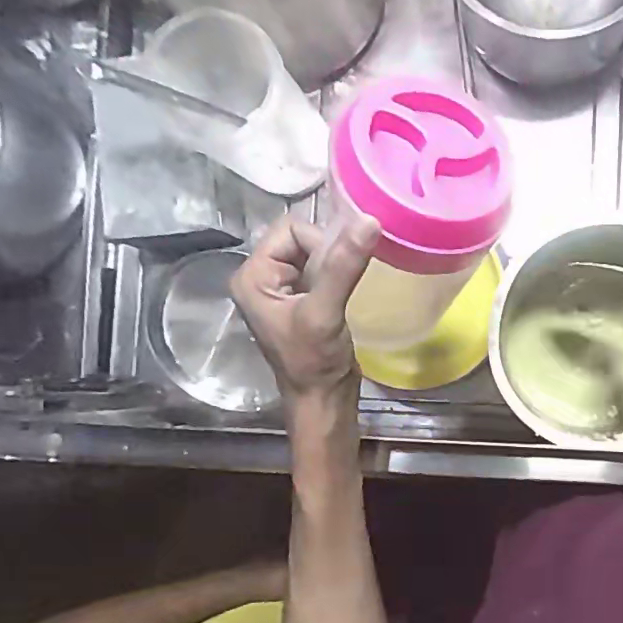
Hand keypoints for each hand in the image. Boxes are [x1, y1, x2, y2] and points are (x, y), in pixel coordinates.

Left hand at [231, 209, 380, 412]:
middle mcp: (263, 278)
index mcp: (253, 276)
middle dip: (330, 255)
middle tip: (344, 285)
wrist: (323, 400)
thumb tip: (369, 221)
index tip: (339, 272)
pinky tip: (350, 295)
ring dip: (339, 266)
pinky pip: (325, 273)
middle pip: (303, 240)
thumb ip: (343, 266)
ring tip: (347, 292)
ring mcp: (285, 291)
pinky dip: (342, 277)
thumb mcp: (325, 311)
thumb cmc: (314, 361)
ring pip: (317, 256)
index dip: (321, 243)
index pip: (290, 230)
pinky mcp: (306, 302)